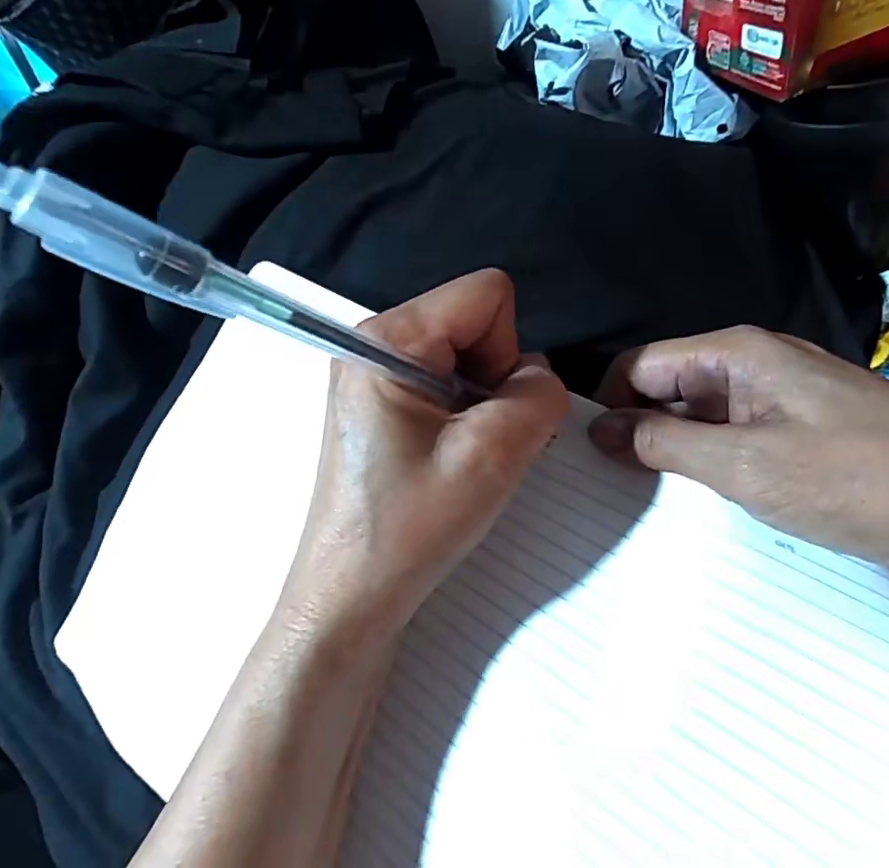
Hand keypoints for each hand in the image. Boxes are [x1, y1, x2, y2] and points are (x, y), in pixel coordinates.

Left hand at [281, 270, 569, 638]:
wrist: (350, 595)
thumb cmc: (412, 527)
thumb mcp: (494, 455)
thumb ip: (538, 396)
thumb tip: (537, 377)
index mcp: (389, 338)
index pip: (487, 293)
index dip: (508, 349)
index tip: (486, 411)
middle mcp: (375, 340)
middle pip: (477, 320)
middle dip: (496, 377)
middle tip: (478, 441)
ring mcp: (375, 370)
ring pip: (469, 352)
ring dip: (485, 401)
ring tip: (465, 455)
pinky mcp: (382, 400)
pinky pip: (449, 379)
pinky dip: (467, 413)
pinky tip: (451, 458)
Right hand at [587, 326, 888, 584]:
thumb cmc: (861, 480)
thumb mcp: (749, 466)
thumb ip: (667, 445)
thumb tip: (599, 430)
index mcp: (737, 354)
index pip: (640, 364)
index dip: (608, 405)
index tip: (582, 460)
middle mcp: (756, 367)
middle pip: (670, 389)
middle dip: (638, 434)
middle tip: (604, 495)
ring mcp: (784, 403)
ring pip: (704, 421)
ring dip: (676, 459)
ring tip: (643, 511)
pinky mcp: (807, 438)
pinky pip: (740, 445)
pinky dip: (715, 471)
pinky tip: (703, 510)